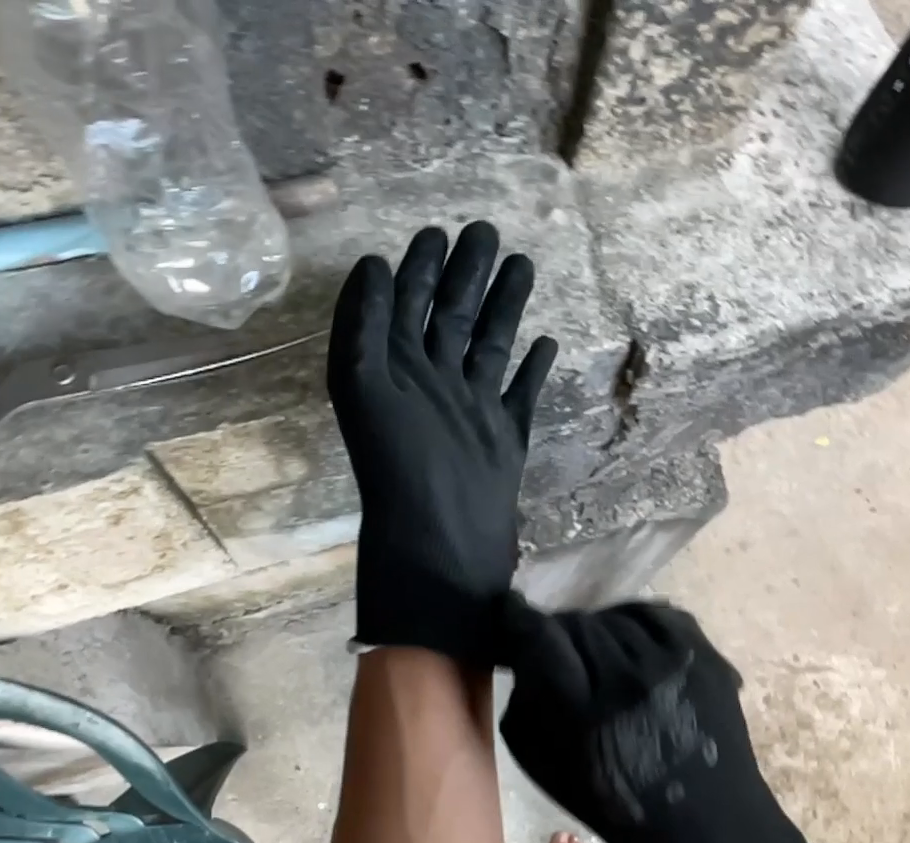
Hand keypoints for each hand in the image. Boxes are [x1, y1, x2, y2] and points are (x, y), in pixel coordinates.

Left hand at [328, 223, 558, 665]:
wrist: (441, 544)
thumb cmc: (399, 466)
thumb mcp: (363, 386)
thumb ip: (363, 325)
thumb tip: (372, 264)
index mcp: (395, 371)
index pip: (405, 305)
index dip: (417, 268)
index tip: (435, 231)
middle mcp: (432, 386)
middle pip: (452, 317)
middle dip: (467, 274)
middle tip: (485, 230)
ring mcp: (471, 411)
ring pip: (490, 346)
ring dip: (505, 306)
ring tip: (524, 265)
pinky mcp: (504, 438)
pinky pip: (520, 394)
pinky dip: (533, 368)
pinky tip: (546, 341)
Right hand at [499, 596, 837, 842]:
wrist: (711, 826)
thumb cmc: (621, 809)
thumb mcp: (548, 770)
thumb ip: (526, 705)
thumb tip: (523, 654)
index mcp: (584, 713)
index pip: (540, 635)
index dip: (519, 619)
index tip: (511, 613)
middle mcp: (626, 677)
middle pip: (576, 623)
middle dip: (558, 632)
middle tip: (557, 650)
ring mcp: (670, 662)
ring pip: (613, 617)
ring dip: (596, 631)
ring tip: (597, 654)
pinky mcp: (703, 654)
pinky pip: (655, 614)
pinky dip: (634, 622)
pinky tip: (630, 642)